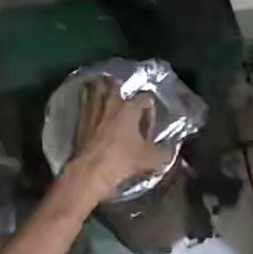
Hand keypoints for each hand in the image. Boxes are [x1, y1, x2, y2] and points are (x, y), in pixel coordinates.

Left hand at [60, 82, 171, 209]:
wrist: (91, 170)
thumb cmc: (122, 161)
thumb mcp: (150, 159)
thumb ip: (164, 153)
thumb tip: (171, 151)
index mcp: (131, 109)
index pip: (145, 98)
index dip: (149, 109)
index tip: (148, 122)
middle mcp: (112, 104)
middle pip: (116, 85)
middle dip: (119, 86)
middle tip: (122, 90)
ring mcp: (94, 110)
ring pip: (96, 89)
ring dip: (99, 85)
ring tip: (101, 83)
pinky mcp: (81, 120)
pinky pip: (83, 102)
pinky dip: (85, 97)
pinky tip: (86, 98)